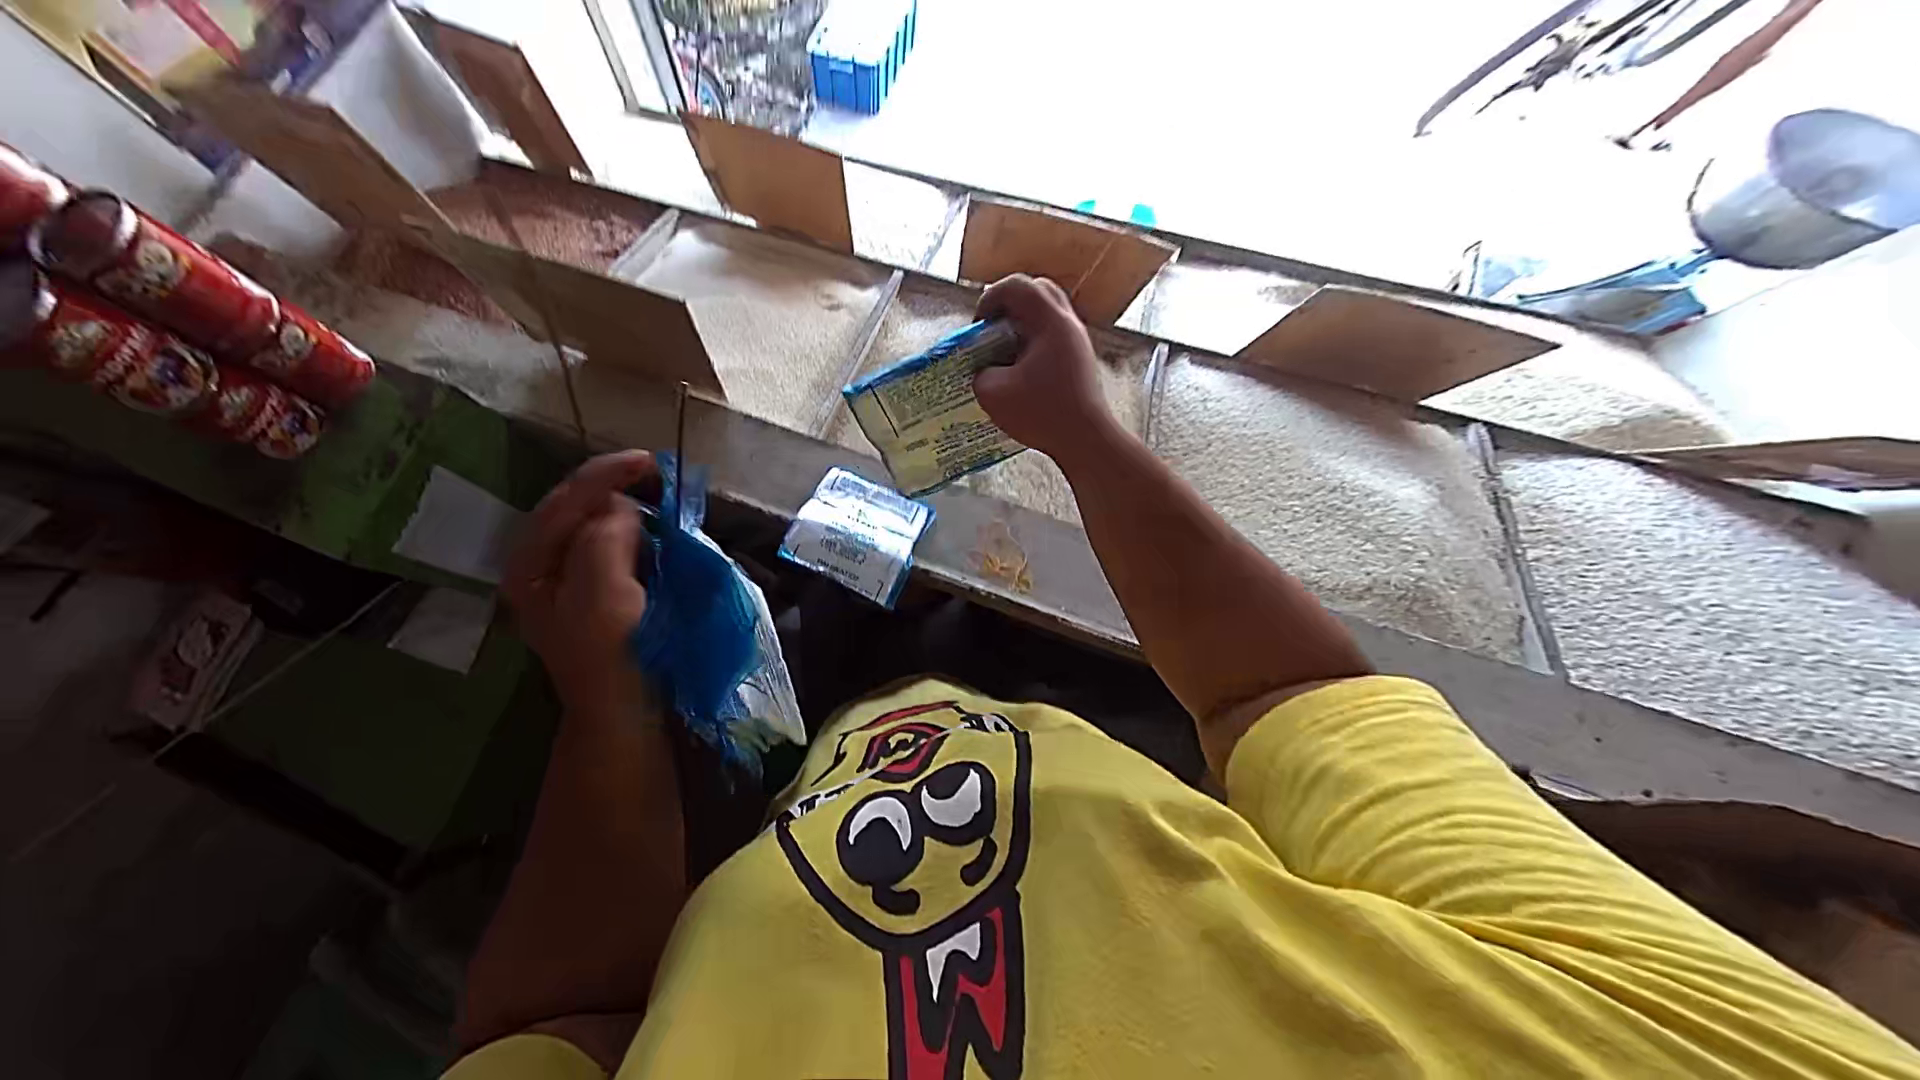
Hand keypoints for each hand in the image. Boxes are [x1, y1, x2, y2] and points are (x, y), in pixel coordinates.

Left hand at [504, 451, 656, 716]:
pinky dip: (638, 533)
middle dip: (617, 490)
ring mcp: (570, 579)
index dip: (606, 474)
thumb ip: (602, 544)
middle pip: (578, 506)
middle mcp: (542, 566)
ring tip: (662, 505)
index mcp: (531, 566)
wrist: (627, 715)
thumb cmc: (614, 660)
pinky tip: (657, 535)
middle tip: (660, 484)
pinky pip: (615, 545)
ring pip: (597, 524)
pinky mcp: (597, 590)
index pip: (566, 501)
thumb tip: (621, 510)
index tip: (651, 462)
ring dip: (630, 511)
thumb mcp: (602, 601)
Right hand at [972, 275, 1120, 464]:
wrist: (1086, 439)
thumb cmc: (1042, 414)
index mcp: (1049, 322)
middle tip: (992, 330)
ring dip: (1022, 324)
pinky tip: (1021, 370)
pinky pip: (1054, 336)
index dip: (990, 299)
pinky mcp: (1081, 360)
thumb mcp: (992, 393)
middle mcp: (1068, 324)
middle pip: (1037, 291)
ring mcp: (1078, 342)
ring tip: (1005, 352)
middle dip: (1008, 304)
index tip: (978, 327)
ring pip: (1048, 313)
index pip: (1017, 286)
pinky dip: (1034, 342)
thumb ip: (980, 372)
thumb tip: (983, 369)